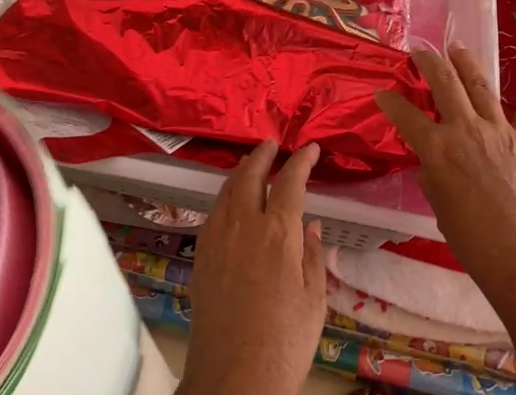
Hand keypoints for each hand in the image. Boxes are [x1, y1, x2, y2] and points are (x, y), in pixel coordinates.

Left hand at [179, 141, 326, 394]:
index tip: (309, 149)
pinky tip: (232, 203)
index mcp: (278, 232)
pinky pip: (214, 212)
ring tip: (252, 164)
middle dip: (262, 154)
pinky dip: (226, 196)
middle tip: (271, 143)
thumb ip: (312, 255)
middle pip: (251, 175)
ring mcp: (217, 238)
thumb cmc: (285, 342)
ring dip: (241, 171)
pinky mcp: (201, 255)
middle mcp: (244, 225)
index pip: (291, 182)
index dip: (301, 161)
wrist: (233, 376)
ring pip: (227, 190)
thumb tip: (312, 224)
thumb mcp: (314, 300)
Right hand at [376, 46, 515, 294]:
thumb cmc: (477, 247)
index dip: (390, 102)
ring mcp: (502, 132)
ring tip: (457, 47)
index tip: (381, 92)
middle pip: (445, 84)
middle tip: (419, 50)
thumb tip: (432, 163)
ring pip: (482, 85)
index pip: (406, 115)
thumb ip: (434, 179)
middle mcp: (467, 131)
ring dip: (467, 63)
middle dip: (429, 63)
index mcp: (438, 150)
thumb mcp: (441, 211)